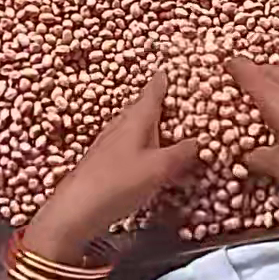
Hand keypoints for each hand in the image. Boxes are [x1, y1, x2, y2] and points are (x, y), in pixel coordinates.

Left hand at [23, 72, 198, 258]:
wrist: (77, 208)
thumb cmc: (119, 181)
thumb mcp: (159, 167)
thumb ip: (182, 153)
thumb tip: (201, 141)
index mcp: (137, 119)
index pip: (152, 92)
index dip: (163, 81)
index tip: (170, 70)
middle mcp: (121, 125)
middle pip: (142, 108)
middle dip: (159, 103)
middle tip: (177, 101)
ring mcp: (110, 143)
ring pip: (135, 127)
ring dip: (151, 126)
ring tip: (167, 129)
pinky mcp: (104, 162)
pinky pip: (130, 145)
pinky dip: (144, 145)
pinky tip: (149, 158)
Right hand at [226, 57, 278, 215]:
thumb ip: (256, 159)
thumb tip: (246, 156)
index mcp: (274, 95)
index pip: (245, 69)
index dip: (231, 66)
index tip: (222, 68)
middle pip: (267, 69)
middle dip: (253, 75)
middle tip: (243, 90)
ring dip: (277, 83)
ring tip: (271, 100)